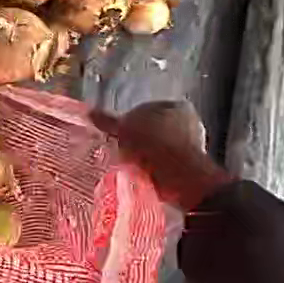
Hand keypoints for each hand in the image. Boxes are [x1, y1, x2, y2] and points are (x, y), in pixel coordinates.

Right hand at [92, 101, 231, 209]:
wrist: (176, 176)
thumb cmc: (154, 143)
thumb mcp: (124, 128)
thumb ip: (107, 120)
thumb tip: (91, 113)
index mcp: (179, 106)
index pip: (149, 108)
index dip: (131, 119)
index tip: (120, 132)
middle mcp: (191, 124)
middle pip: (155, 129)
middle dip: (139, 139)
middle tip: (122, 148)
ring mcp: (192, 148)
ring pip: (159, 150)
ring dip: (145, 157)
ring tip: (130, 164)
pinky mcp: (189, 170)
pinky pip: (163, 167)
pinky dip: (152, 171)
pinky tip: (141, 175)